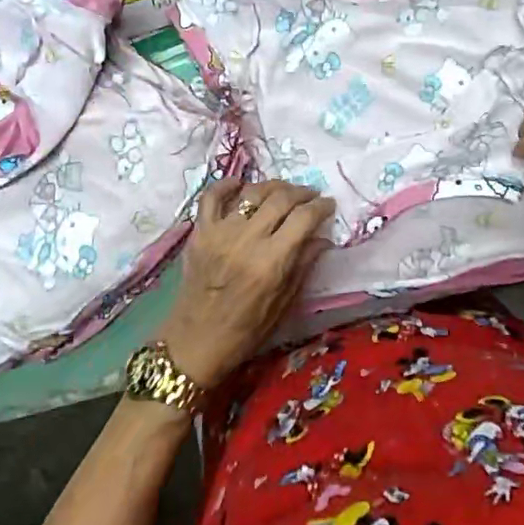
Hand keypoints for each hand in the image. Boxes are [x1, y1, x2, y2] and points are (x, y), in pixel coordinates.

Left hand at [157, 179, 335, 388]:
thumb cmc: (245, 331)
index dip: (320, 207)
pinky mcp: (199, 231)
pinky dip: (226, 185)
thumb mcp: (283, 304)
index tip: (328, 205)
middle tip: (311, 196)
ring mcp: (220, 232)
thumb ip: (303, 266)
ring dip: (273, 186)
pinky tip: (241, 184)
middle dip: (301, 193)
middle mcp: (247, 239)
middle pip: (280, 199)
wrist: (195, 341)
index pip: (303, 218)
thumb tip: (322, 238)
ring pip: (252, 193)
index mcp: (271, 262)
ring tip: (284, 191)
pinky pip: (211, 197)